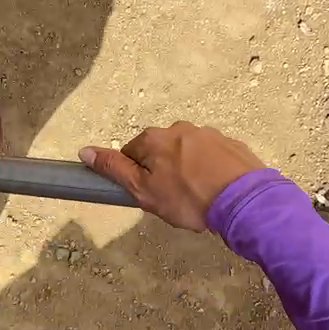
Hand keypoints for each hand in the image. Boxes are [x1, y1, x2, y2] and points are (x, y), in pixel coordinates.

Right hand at [80, 123, 265, 231]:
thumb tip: (84, 151)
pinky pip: (212, 156)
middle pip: (160, 151)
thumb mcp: (143, 190)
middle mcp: (179, 128)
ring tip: (198, 197)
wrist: (244, 201)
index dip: (137, 176)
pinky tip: (216, 190)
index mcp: (154, 139)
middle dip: (163, 171)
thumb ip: (114, 169)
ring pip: (187, 153)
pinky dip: (210, 170)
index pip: (131, 154)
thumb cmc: (188, 198)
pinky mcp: (231, 144)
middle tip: (173, 198)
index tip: (149, 194)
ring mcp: (208, 133)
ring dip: (187, 169)